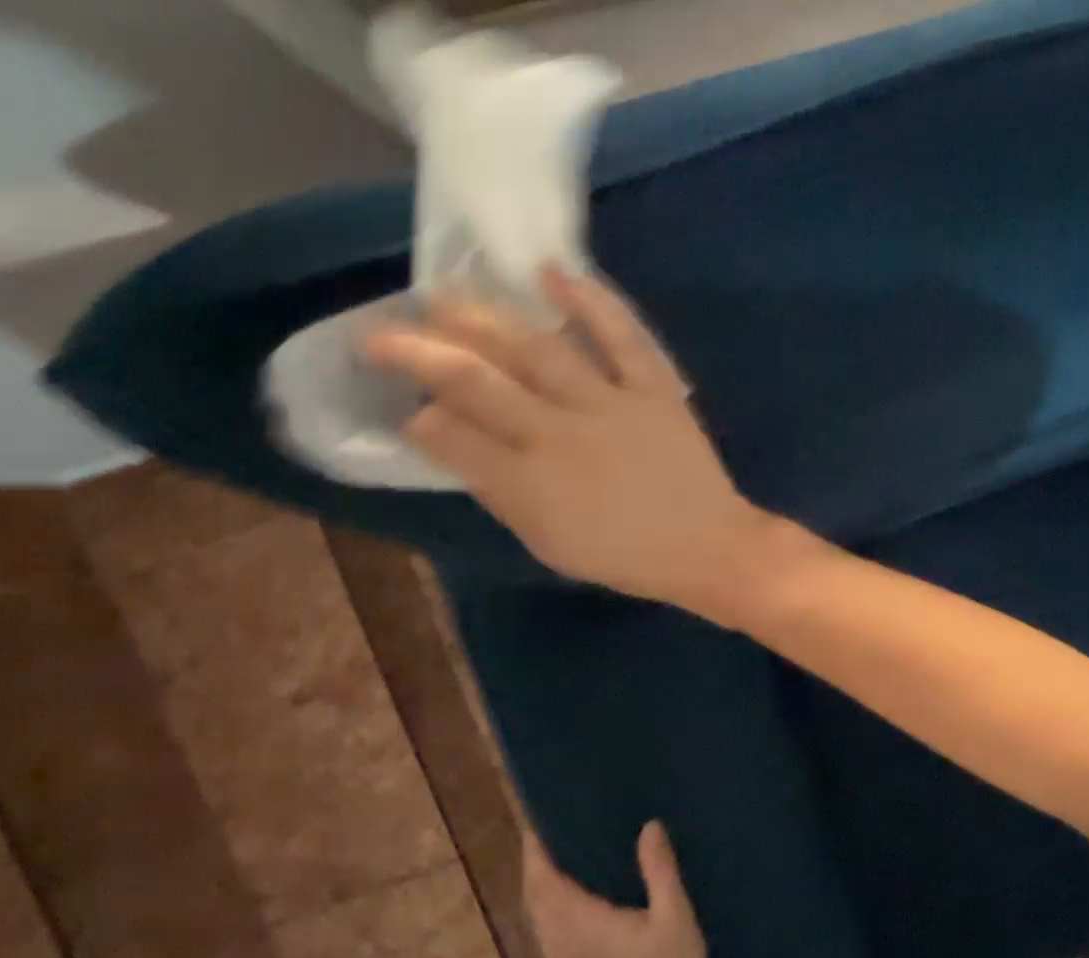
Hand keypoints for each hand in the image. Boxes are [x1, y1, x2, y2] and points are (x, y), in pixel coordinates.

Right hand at [363, 268, 775, 611]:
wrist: (708, 547)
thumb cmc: (625, 554)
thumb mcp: (549, 541)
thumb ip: (497, 490)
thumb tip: (444, 439)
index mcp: (531, 483)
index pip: (453, 438)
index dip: (421, 418)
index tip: (404, 404)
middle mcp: (561, 435)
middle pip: (479, 382)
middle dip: (421, 353)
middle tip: (380, 331)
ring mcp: (611, 406)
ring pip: (539, 350)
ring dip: (486, 319)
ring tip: (443, 295)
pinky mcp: (654, 389)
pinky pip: (622, 338)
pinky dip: (591, 301)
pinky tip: (553, 271)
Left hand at [524, 822, 706, 957]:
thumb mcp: (675, 915)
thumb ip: (659, 870)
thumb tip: (649, 826)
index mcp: (581, 924)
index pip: (542, 883)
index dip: (534, 854)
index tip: (534, 826)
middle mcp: (559, 948)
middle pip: (535, 904)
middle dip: (537, 872)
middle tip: (549, 841)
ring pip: (540, 929)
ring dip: (544, 900)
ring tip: (562, 874)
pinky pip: (551, 952)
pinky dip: (556, 929)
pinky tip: (578, 926)